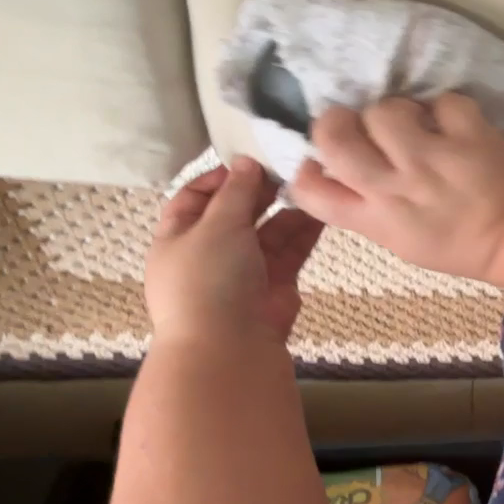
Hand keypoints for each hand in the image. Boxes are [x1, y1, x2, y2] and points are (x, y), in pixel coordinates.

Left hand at [145, 156, 324, 346]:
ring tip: (314, 187)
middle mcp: (211, 250)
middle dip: (261, 191)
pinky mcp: (276, 280)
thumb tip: (246, 161)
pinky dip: (307, 231)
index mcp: (179, 237)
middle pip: (237, 212)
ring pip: (270, 230)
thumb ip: (236, 192)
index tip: (251, 161)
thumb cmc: (208, 279)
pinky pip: (292, 249)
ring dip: (289, 210)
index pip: (195, 197)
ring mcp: (245, 267)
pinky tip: (324, 211)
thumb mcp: (216, 226)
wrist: (229, 342)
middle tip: (289, 170)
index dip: (220, 178)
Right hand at [289, 94, 503, 282]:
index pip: (311, 189)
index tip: (320, 159)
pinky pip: (442, 102)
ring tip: (414, 122)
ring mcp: (433, 159)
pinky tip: (453, 122)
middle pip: (335, 138)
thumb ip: (366, 210)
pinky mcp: (469, 137)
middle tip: (360, 125)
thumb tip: (335, 175)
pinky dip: (446, 107)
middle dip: (338, 122)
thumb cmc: (461, 245)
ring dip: (395, 110)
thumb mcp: (402, 241)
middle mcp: (395, 187)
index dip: (306, 167)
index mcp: (375, 219)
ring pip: (385, 111)